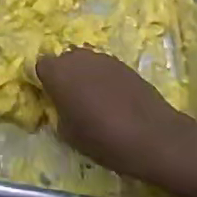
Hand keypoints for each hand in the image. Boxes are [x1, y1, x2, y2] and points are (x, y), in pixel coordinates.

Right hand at [34, 48, 196, 180]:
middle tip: (74, 102)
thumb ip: (58, 114)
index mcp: (56, 72)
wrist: (157, 138)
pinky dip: (105, 81)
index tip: (53, 100)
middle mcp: (75, 57)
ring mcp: (102, 58)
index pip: (40, 67)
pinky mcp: (124, 64)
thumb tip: (61, 108)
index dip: (45, 82)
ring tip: (97, 102)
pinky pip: (104, 69)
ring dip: (85, 77)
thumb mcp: (69, 135)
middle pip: (63, 61)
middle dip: (65, 77)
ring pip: (85, 64)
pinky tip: (117, 102)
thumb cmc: (105, 139)